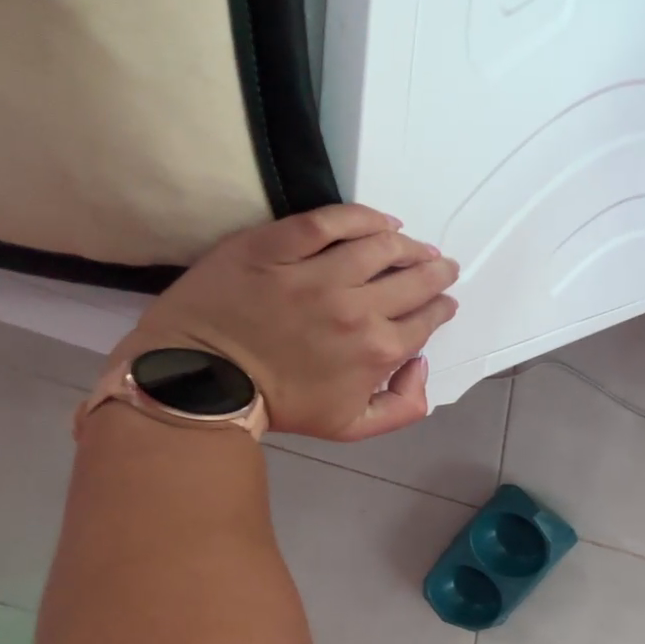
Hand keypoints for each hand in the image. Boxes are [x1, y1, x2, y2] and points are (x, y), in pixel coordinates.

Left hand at [111, 204, 459, 440]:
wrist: (200, 382)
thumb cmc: (281, 405)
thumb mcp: (356, 426)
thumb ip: (406, 405)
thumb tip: (421, 364)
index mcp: (380, 349)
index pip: (428, 317)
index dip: (442, 306)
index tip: (443, 301)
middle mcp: (357, 309)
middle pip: (414, 279)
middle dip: (437, 271)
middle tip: (442, 266)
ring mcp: (312, 276)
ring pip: (379, 247)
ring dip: (407, 245)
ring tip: (413, 244)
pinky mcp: (271, 249)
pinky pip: (324, 223)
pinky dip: (360, 217)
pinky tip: (378, 220)